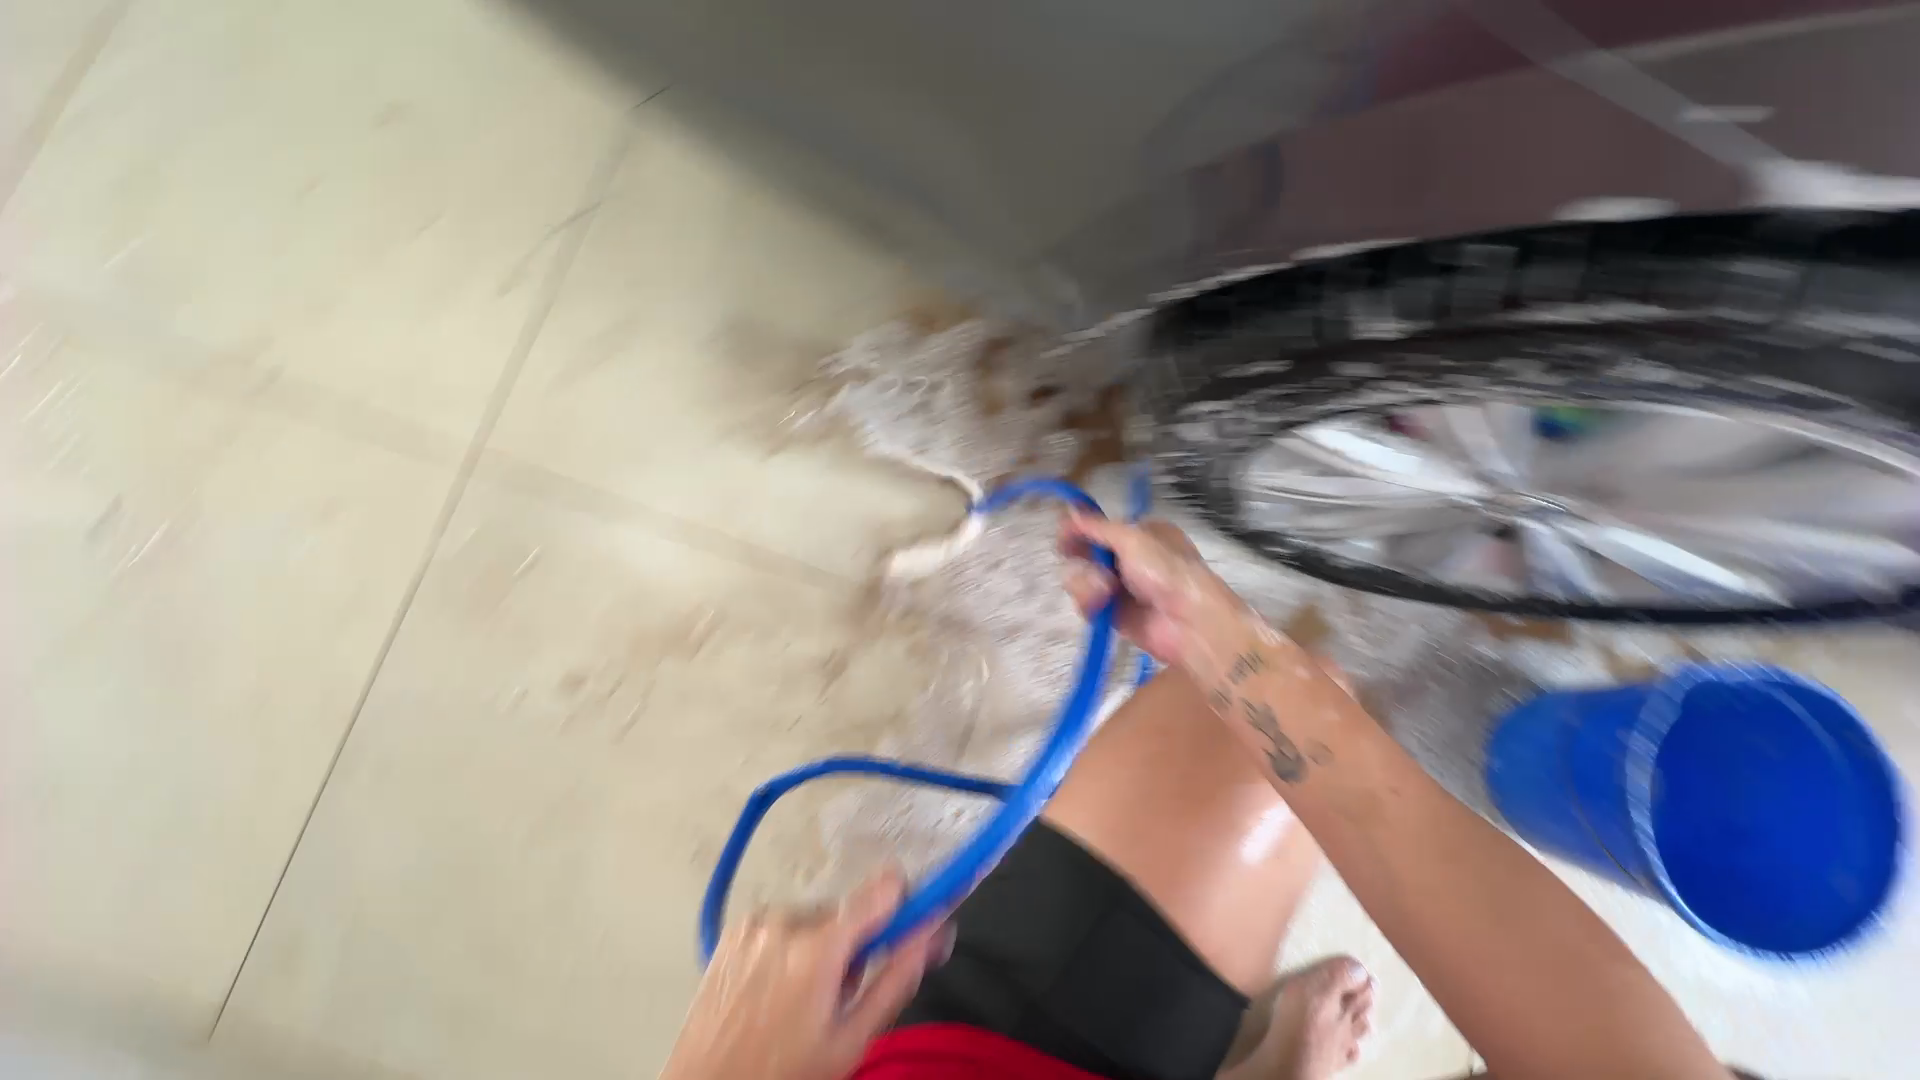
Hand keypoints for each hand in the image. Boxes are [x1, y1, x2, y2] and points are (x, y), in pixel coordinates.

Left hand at [663, 872, 949, 1079]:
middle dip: (855, 944)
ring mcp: (756, 922)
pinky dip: (789, 948)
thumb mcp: (852, 1039)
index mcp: (819, 948)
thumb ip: (897, 978)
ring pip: (815, 920)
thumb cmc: (784, 1072)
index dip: (906, 900)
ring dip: (821, 946)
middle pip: (847, 913)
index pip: (883, 889)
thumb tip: (935, 931)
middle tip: (841, 993)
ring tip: (802, 999)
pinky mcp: (735, 930)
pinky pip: (783, 925)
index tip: (914, 920)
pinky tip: (777, 989)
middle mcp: (786, 920)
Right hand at [1057, 513, 1256, 672]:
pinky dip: (1090, 603)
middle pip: (1086, 554)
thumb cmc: (1166, 571)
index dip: (1080, 531)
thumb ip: (1097, 526)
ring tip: (1105, 590)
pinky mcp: (1113, 614)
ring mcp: (1122, 587)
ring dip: (1088, 583)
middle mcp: (1131, 558)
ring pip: (1083, 579)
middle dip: (1084, 560)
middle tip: (1088, 566)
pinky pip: (1087, 603)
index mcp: (1142, 533)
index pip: (1100, 527)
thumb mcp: (1132, 538)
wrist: (1189, 622)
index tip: (1063, 537)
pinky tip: (1102, 605)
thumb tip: (1069, 509)